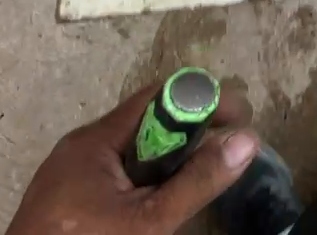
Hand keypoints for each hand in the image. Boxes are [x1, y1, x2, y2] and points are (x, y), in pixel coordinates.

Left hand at [6, 83, 258, 234]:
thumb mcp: (146, 224)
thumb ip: (196, 181)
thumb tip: (249, 139)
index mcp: (94, 141)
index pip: (161, 94)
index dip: (205, 100)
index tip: (239, 120)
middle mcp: (80, 147)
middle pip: (150, 119)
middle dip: (193, 130)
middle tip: (227, 150)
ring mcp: (70, 175)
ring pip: (136, 146)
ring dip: (173, 155)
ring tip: (200, 177)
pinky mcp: (67, 200)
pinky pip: (119, 170)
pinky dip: (149, 175)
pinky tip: (162, 200)